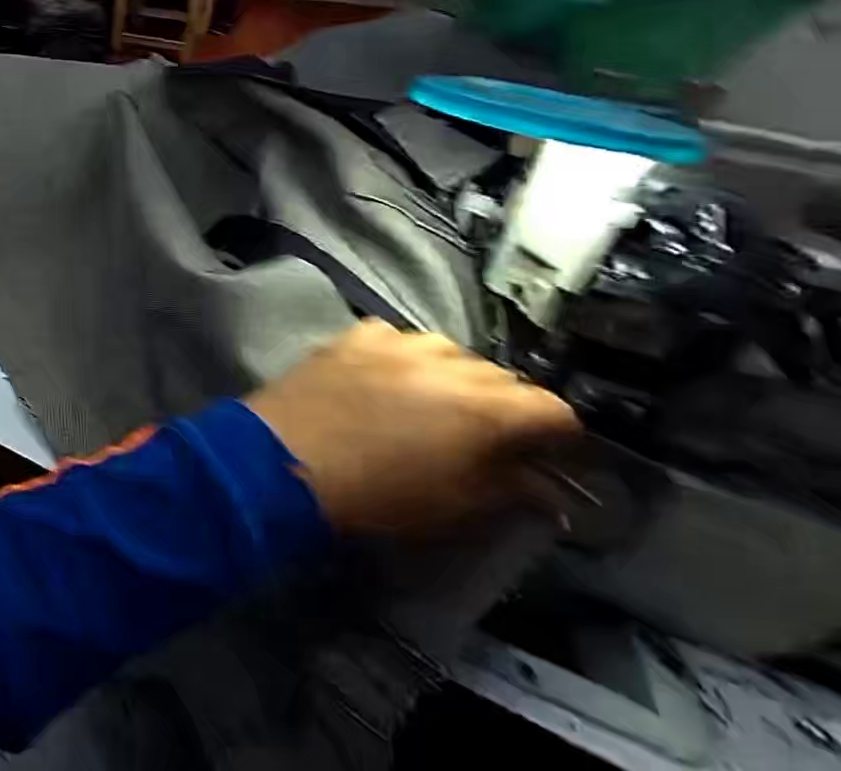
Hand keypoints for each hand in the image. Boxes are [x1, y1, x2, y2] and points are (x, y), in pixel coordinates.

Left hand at [245, 320, 578, 535]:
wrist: (284, 460)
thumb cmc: (374, 496)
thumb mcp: (451, 505)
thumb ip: (507, 488)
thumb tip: (547, 489)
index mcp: (485, 407)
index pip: (552, 409)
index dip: (557, 435)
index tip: (545, 455)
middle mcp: (449, 361)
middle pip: (501, 378)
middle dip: (502, 407)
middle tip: (480, 437)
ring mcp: (398, 341)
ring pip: (449, 352)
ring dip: (450, 377)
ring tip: (426, 405)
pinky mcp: (356, 335)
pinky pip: (395, 339)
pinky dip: (400, 358)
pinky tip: (382, 380)